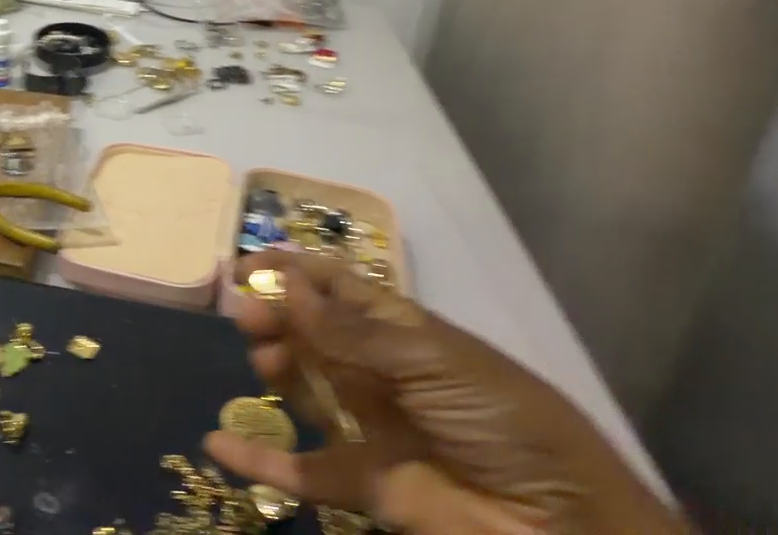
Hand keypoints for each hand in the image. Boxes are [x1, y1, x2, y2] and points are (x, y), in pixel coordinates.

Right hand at [206, 252, 688, 534]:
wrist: (560, 525)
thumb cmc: (501, 420)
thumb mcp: (429, 362)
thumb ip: (350, 333)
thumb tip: (286, 285)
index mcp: (401, 331)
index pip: (337, 287)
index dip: (293, 271)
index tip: (247, 268)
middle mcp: (377, 372)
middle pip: (311, 333)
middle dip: (276, 316)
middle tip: (248, 318)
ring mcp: (366, 427)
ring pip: (302, 389)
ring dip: (273, 369)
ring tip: (261, 362)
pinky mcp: (361, 484)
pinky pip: (300, 470)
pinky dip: (258, 459)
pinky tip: (217, 442)